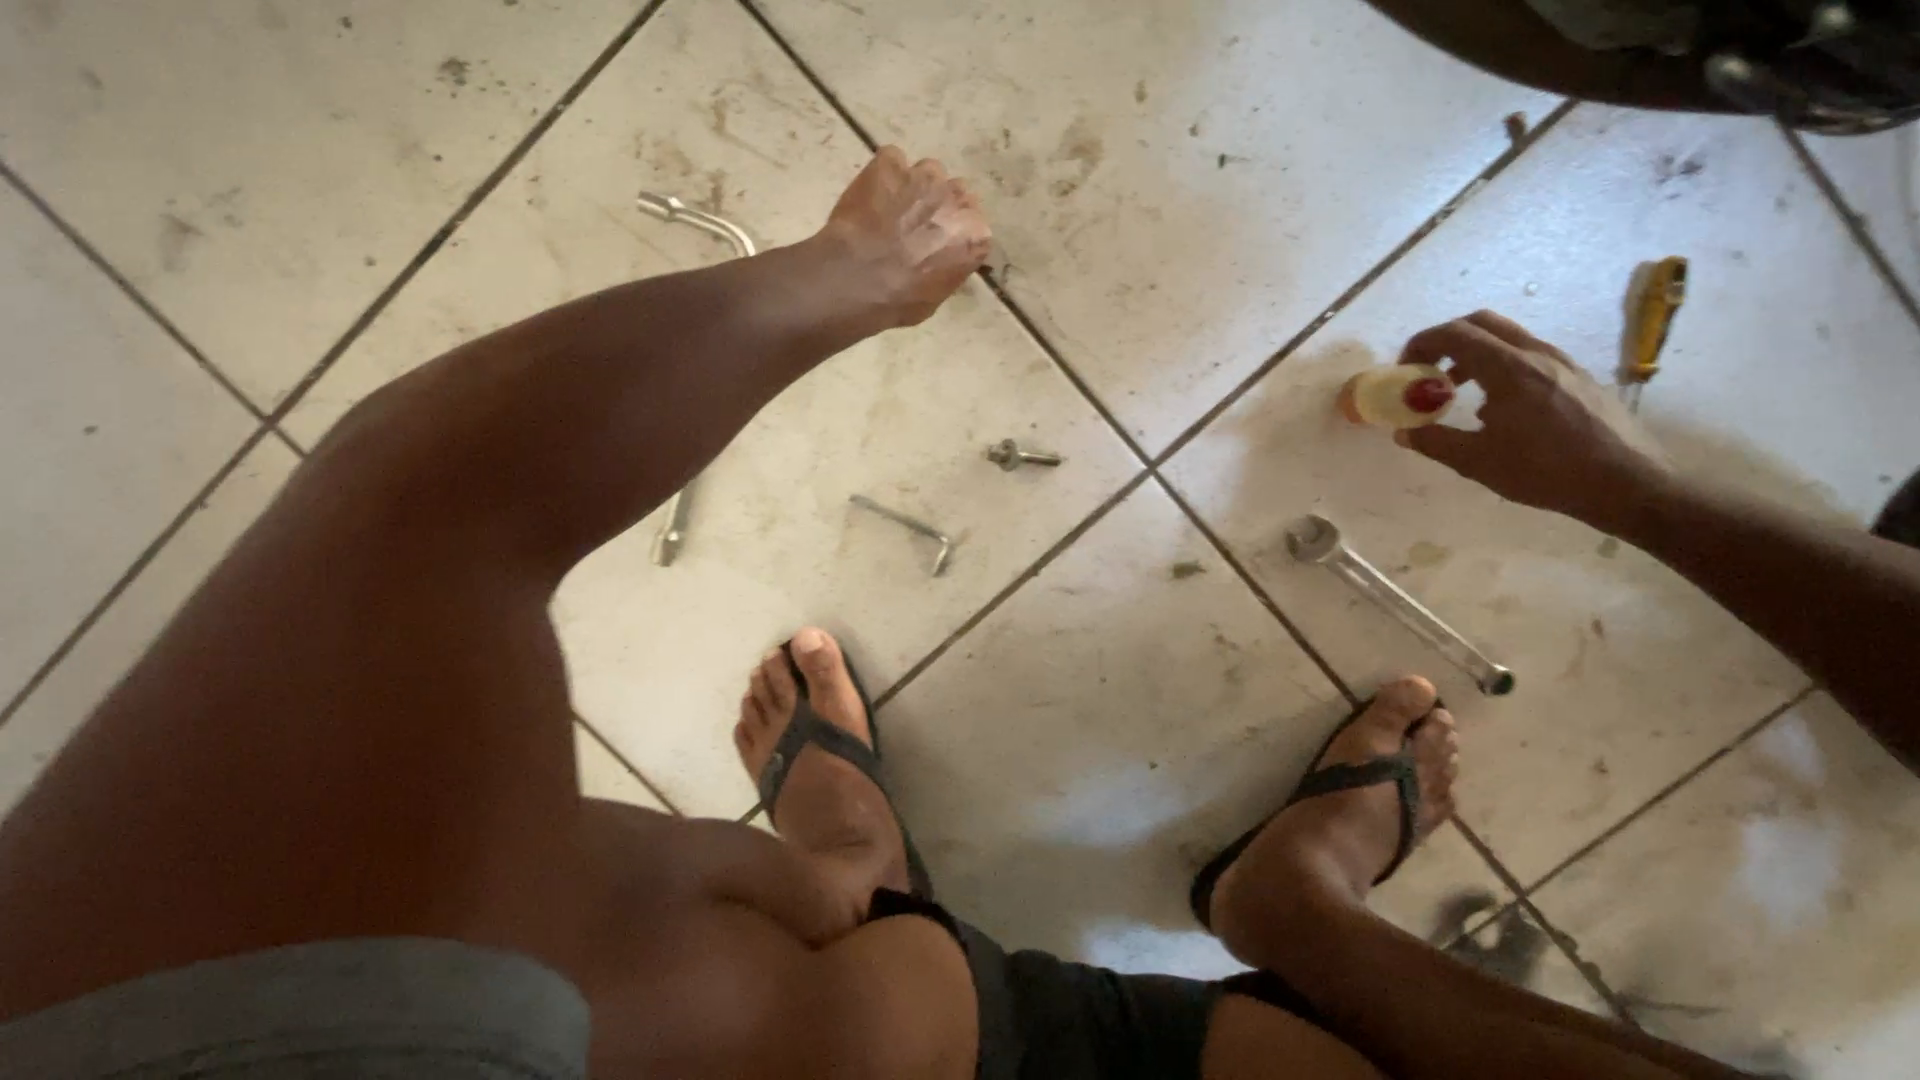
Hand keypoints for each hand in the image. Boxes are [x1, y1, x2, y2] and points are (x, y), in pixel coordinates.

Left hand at [817, 146, 991, 327]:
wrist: (856, 280)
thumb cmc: (900, 301)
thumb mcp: (937, 295)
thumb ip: (949, 266)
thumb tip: (943, 257)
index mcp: (976, 235)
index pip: (974, 226)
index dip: (953, 234)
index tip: (938, 244)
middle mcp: (958, 199)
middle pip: (956, 193)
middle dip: (939, 206)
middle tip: (916, 225)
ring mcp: (924, 176)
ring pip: (928, 172)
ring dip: (915, 186)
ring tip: (892, 208)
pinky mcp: (891, 164)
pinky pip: (892, 160)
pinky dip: (884, 174)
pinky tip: (871, 196)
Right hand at [1393, 311, 1670, 523]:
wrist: (1627, 483)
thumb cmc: (1546, 472)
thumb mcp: (1477, 462)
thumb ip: (1435, 442)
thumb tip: (1405, 432)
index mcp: (1509, 369)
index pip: (1455, 334)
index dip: (1422, 344)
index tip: (1406, 369)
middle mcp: (1536, 355)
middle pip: (1481, 323)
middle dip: (1445, 340)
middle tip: (1427, 369)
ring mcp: (1562, 363)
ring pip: (1507, 338)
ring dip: (1473, 354)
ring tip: (1456, 390)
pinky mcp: (1577, 377)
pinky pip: (1528, 356)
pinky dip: (1499, 366)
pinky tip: (1496, 406)